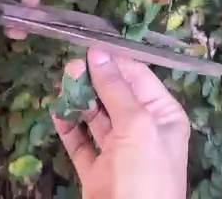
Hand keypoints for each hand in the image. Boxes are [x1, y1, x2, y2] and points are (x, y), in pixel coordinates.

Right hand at [53, 45, 190, 198]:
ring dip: (80, 100)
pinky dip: (69, 128)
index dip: (115, 61)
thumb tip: (98, 53)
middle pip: (116, 95)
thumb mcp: (136, 126)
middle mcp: (144, 131)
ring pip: (97, 118)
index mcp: (164, 116)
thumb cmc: (144, 175)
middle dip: (94, 79)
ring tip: (62, 84)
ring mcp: (120, 154)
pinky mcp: (97, 175)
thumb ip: (116, 89)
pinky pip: (82, 144)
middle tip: (69, 67)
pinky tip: (57, 112)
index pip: (139, 78)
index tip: (89, 46)